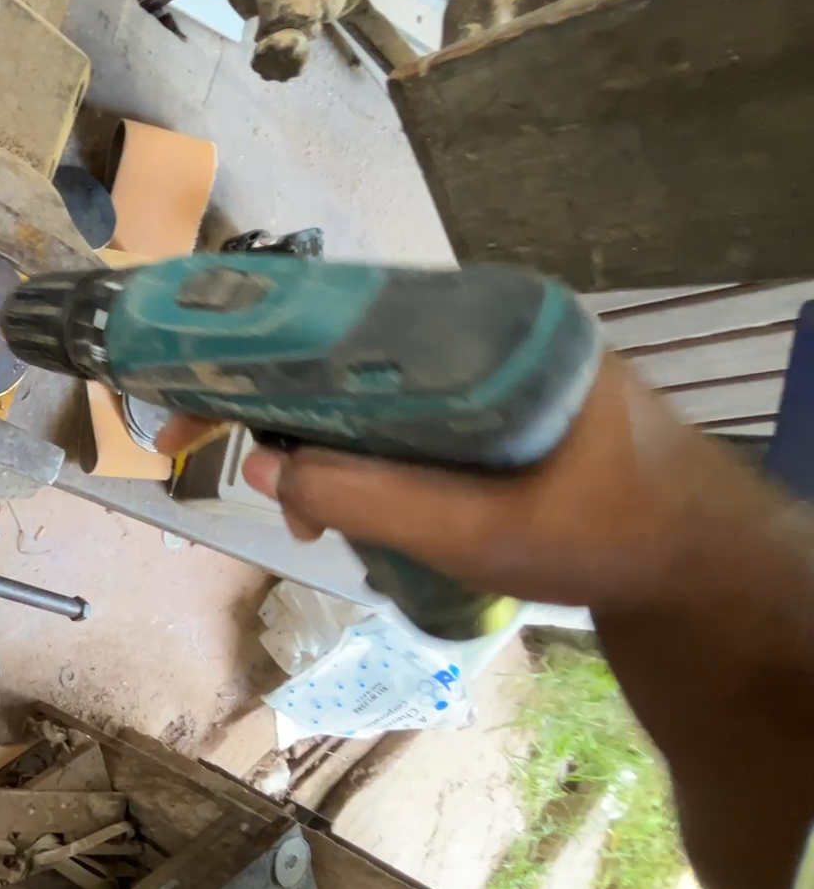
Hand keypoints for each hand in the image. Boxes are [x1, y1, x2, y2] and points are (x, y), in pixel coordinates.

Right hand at [157, 355, 775, 611]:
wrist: (698, 569)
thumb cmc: (609, 540)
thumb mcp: (479, 531)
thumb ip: (366, 498)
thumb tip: (257, 465)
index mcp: (494, 330)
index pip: (344, 318)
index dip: (255, 353)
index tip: (193, 390)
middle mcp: (473, 333)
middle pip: (329, 354)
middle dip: (260, 408)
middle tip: (191, 447)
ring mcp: (464, 369)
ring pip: (343, 393)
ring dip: (300, 449)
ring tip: (299, 520)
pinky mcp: (458, 405)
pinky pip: (370, 420)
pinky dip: (336, 462)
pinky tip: (332, 511)